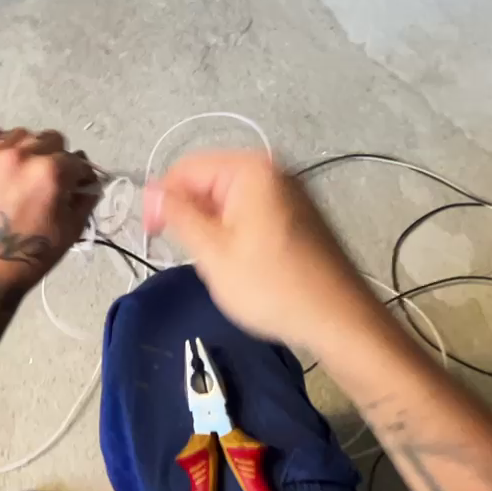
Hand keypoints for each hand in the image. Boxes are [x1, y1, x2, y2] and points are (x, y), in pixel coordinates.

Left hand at [0, 123, 97, 292]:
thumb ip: (85, 197)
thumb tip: (88, 179)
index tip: (74, 187)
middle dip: (54, 159)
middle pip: (51, 139)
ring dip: (26, 150)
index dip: (78, 176)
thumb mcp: (71, 230)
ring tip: (19, 174)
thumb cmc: (29, 255)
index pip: (76, 160)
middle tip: (45, 183)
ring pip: (20, 134)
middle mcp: (22, 154)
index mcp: (51, 172)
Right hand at [145, 151, 380, 350]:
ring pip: (228, 200)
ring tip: (223, 264)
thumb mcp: (213, 253)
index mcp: (250, 170)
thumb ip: (178, 215)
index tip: (153, 234)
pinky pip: (252, 211)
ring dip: (214, 227)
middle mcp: (272, 170)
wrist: (340, 321)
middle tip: (196, 256)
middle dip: (193, 215)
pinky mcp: (299, 213)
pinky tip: (245, 264)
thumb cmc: (274, 288)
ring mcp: (290, 190)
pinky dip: (237, 232)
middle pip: (208, 182)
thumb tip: (151, 191)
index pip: (184, 169)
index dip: (162, 199)